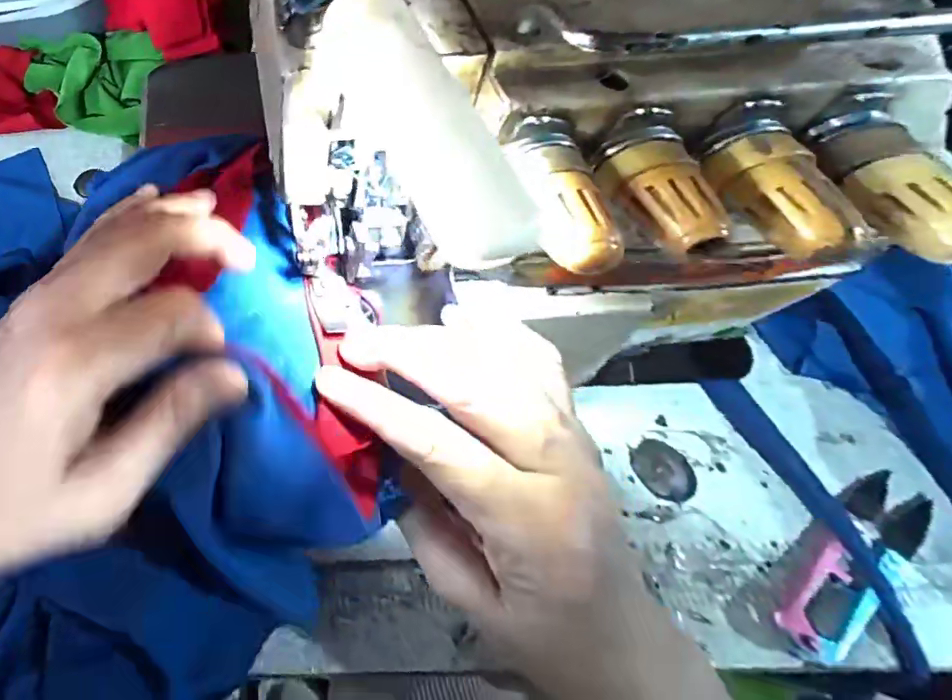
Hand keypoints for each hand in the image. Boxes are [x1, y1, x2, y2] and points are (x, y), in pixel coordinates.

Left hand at [0, 186, 255, 638]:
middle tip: (246, 254)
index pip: (169, 313)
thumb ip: (168, 424)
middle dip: (203, 235)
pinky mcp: (28, 297)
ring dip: (169, 213)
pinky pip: (88, 238)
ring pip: (115, 229)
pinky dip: (127, 214)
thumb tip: (234, 374)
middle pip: (143, 243)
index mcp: (75, 363)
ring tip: (215, 207)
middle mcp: (57, 310)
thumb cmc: (2, 514)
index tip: (224, 363)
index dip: (210, 328)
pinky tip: (153, 200)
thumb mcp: (97, 496)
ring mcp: (37, 295)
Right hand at [314, 312, 724, 699]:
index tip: (330, 379)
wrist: (621, 636)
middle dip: (408, 355)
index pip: (441, 446)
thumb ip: (421, 520)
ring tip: (390, 333)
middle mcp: (558, 464)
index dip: (379, 407)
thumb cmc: (541, 629)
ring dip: (440, 339)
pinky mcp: (576, 419)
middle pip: (477, 386)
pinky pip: (538, 357)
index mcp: (528, 523)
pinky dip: (497, 329)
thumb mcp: (467, 597)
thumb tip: (384, 446)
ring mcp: (573, 433)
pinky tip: (458, 317)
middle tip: (353, 343)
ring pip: (505, 361)